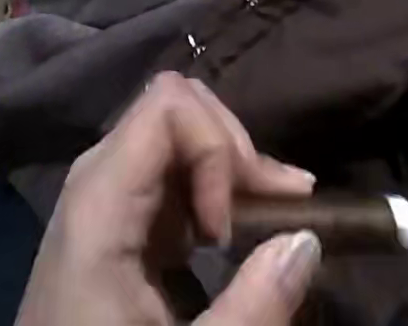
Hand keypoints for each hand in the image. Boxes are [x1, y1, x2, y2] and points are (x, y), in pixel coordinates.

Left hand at [17, 72, 321, 325]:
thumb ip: (252, 306)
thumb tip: (308, 239)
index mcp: (100, 198)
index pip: (168, 103)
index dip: (215, 146)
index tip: (227, 231)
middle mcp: (99, 174)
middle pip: (175, 106)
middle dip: (232, 147)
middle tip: (274, 208)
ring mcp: (105, 189)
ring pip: (177, 131)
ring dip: (230, 164)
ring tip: (273, 209)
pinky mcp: (116, 211)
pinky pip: (170, 165)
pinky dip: (213, 184)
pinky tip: (238, 226)